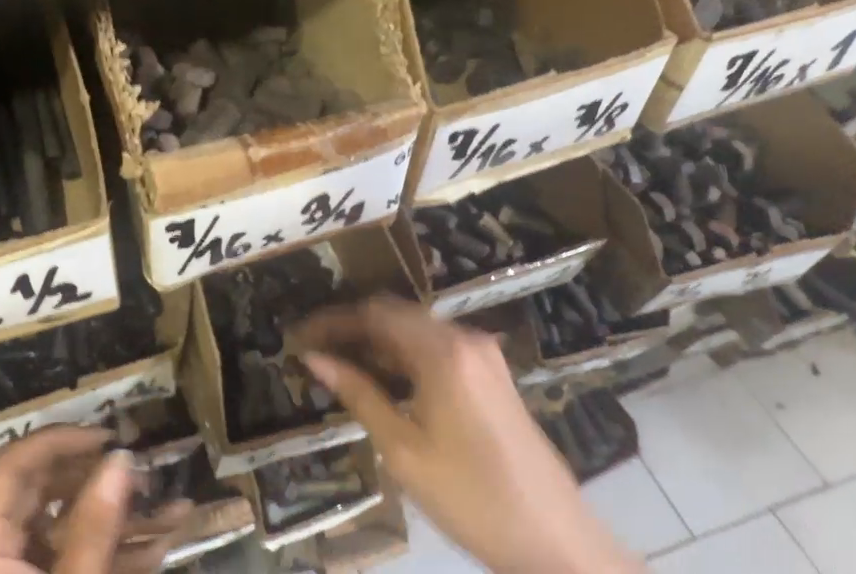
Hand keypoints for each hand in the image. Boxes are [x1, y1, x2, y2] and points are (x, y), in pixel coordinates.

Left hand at [0, 426, 194, 573]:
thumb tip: (121, 461)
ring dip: (120, 521)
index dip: (59, 440)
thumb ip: (92, 530)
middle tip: (149, 472)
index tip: (111, 435)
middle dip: (99, 481)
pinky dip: (113, 557)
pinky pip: (74, 568)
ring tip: (177, 509)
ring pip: (66, 535)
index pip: (13, 468)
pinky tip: (160, 547)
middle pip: (41, 498)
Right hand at [297, 297, 642, 573]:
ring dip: (378, 342)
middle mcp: (465, 340)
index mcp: (442, 351)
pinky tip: (384, 381)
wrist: (557, 542)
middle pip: (396, 314)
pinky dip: (404, 356)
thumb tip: (315, 359)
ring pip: (416, 331)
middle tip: (314, 350)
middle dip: (352, 328)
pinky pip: (437, 349)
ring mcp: (485, 357)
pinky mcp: (494, 377)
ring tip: (340, 366)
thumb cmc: (472, 498)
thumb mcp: (403, 450)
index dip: (331, 320)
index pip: (373, 313)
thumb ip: (358, 394)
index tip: (298, 336)